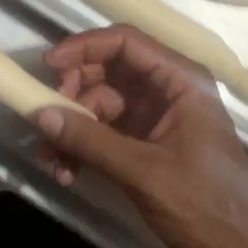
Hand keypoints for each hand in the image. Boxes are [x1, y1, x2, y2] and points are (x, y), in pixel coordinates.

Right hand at [35, 26, 247, 247]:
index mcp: (181, 80)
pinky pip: (105, 134)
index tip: (50, 65)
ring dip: (73, 129)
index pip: (126, 42)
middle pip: (108, 73)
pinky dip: (83, 149)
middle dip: (74, 96)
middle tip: (48, 120)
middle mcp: (167, 90)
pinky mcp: (147, 146)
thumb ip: (93, 141)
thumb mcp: (146, 172)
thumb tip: (41, 115)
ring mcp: (156, 118)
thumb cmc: (206, 204)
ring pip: (101, 106)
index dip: (85, 47)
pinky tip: (66, 172)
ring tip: (53, 161)